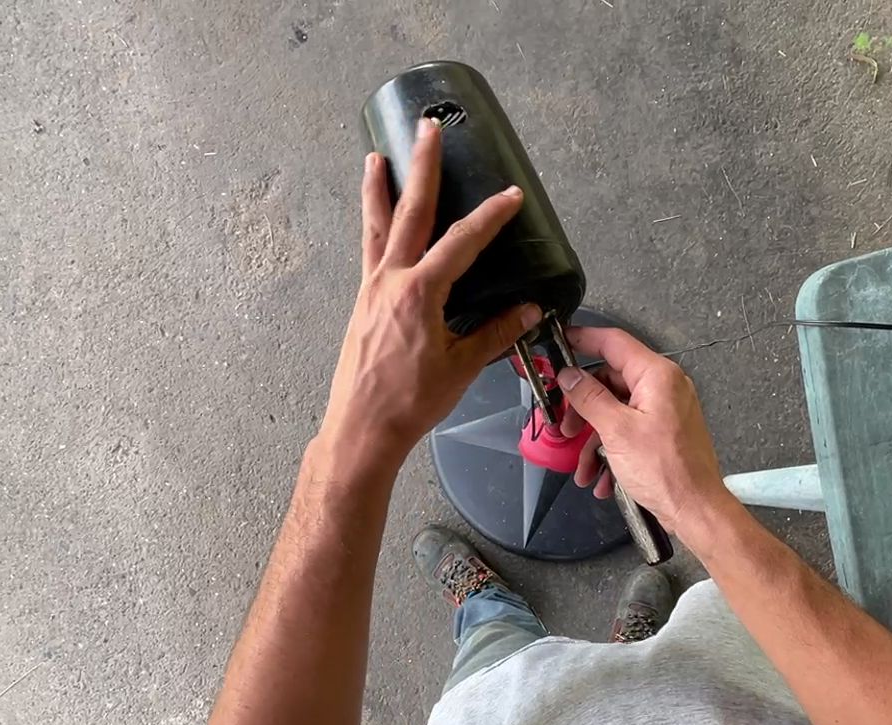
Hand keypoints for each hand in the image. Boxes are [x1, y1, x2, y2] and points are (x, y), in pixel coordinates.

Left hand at [320, 119, 541, 463]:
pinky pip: (367, 251)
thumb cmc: (413, 401)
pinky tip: (374, 221)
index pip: (461, 243)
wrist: (363, 427)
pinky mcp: (361, 303)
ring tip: (377, 157)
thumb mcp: (462, 366)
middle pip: (409, 213)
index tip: (510, 196)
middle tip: (426, 130)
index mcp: (419, 293)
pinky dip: (371, 226)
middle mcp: (390, 279)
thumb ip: (496, 333)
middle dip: (421, 168)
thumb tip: (529, 310)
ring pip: (376, 226)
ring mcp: (370, 289)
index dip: (489, 217)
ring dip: (380, 189)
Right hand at [555, 327, 732, 538]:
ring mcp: (665, 412)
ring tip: (583, 466)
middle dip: (583, 408)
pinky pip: (629, 432)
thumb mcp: (616, 430)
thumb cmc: (668, 472)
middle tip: (565, 425)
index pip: (614, 343)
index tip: (561, 342)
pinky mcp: (664, 434)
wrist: (694, 509)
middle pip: (611, 382)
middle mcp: (665, 389)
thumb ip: (589, 398)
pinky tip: (602, 477)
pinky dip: (611, 452)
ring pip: (617, 412)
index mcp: (657, 376)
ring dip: (594, 440)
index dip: (583, 340)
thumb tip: (570, 376)